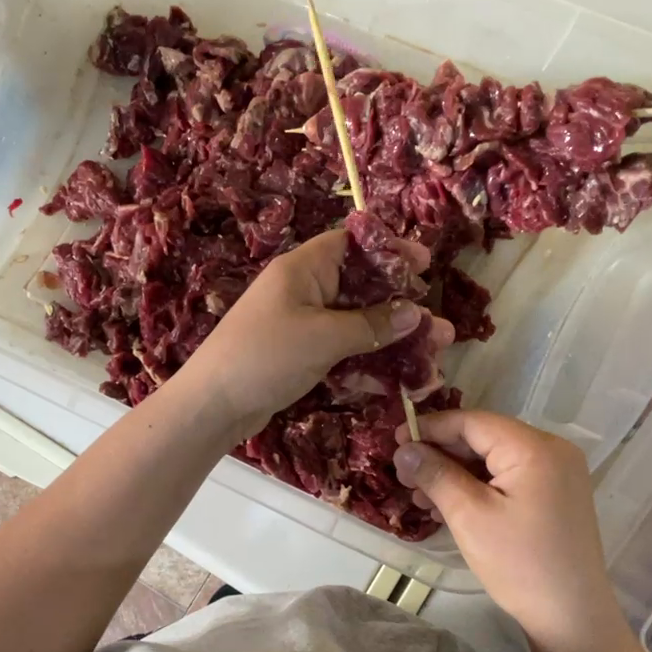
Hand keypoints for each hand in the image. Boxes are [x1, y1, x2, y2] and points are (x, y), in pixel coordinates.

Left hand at [174, 229, 451, 434]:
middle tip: (439, 331)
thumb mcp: (323, 337)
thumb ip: (371, 324)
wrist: (212, 407)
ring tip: (434, 361)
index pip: (352, 244)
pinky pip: (342, 354)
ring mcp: (300, 327)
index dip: (390, 251)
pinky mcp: (299, 358)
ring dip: (393, 344)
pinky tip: (400, 384)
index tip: (424, 266)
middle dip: (402, 310)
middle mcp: (303, 292)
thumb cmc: (264, 358)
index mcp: (302, 269)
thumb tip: (413, 313)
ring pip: (357, 327)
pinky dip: (368, 367)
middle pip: (362, 290)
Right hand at [391, 411, 625, 643]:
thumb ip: (436, 474)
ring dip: (455, 472)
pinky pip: (507, 477)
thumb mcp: (468, 515)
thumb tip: (405, 449)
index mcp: (534, 448)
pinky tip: (448, 504)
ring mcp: (557, 473)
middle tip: (404, 475)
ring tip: (421, 497)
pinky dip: (477, 485)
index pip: (473, 421)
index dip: (430, 428)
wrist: (570, 615)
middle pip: (484, 437)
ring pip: (493, 458)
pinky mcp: (555, 495)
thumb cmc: (518, 562)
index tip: (394, 442)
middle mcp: (552, 450)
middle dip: (441, 453)